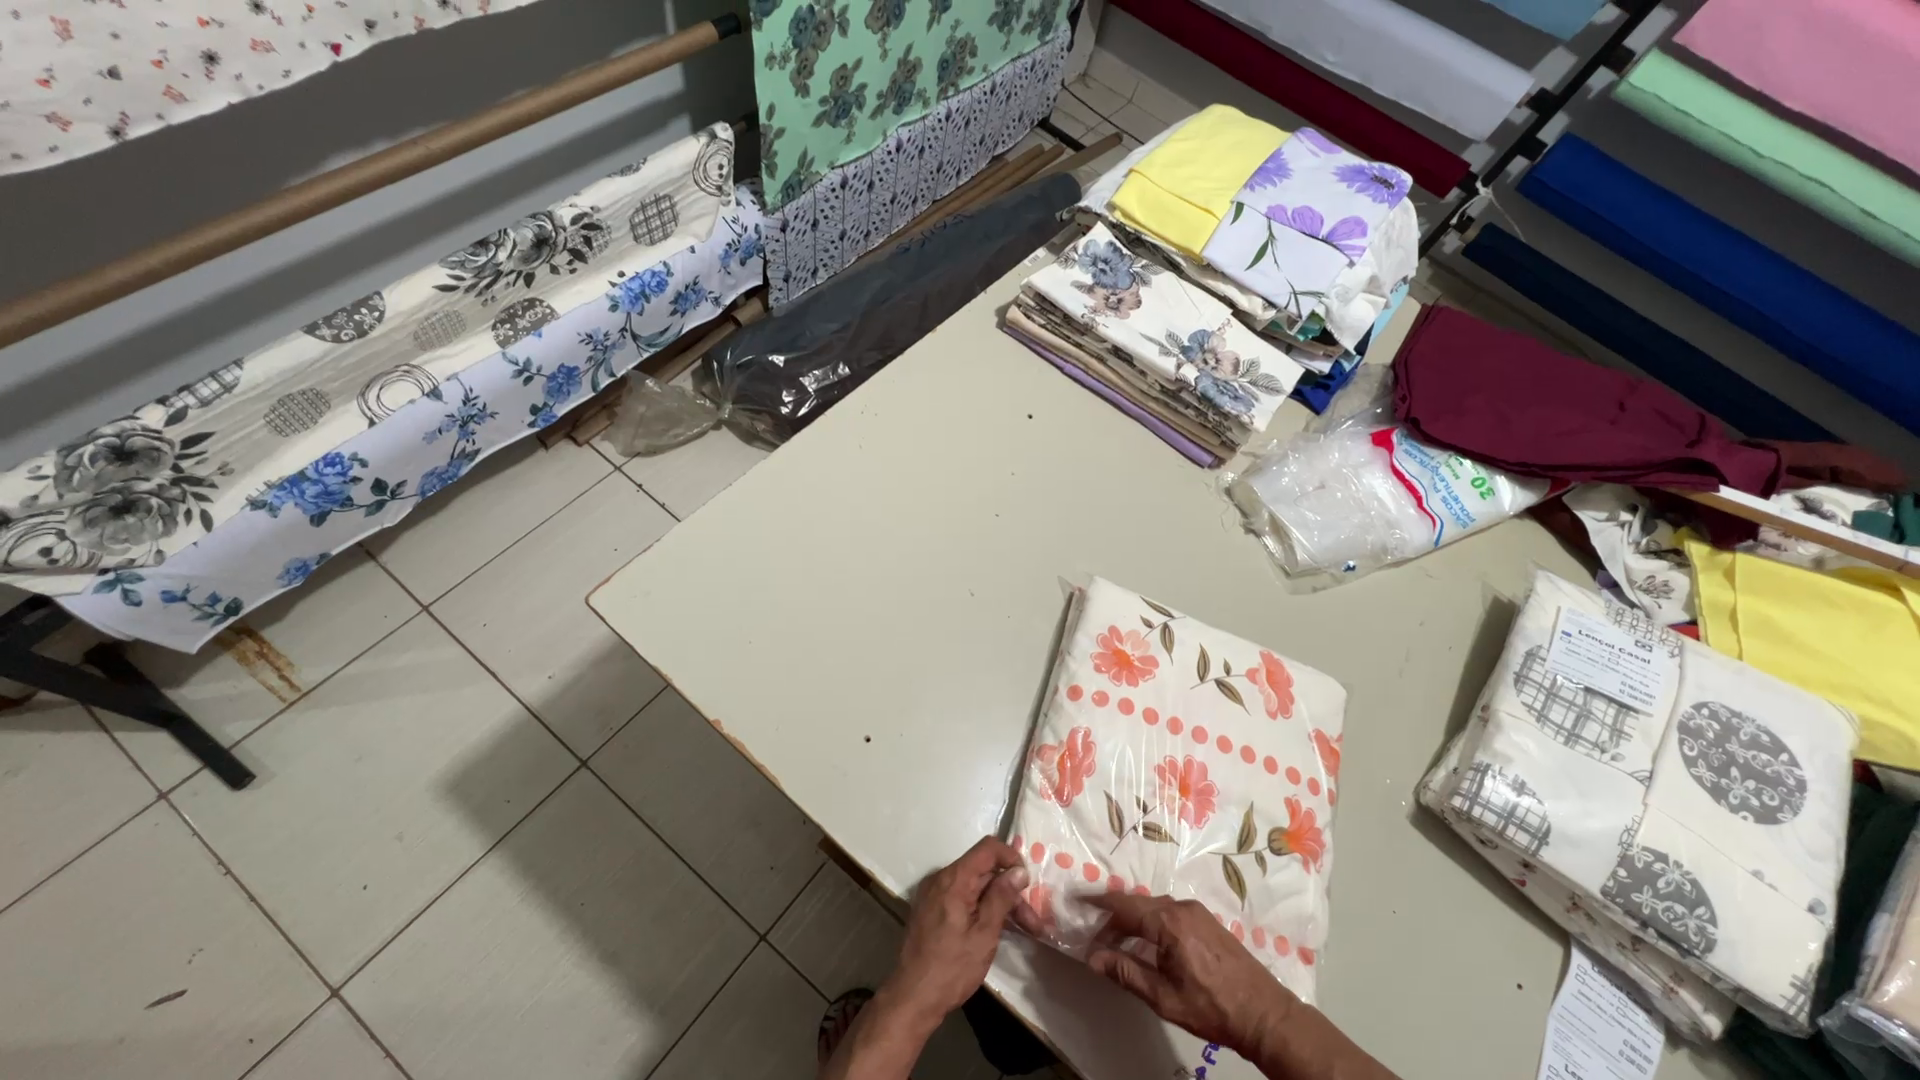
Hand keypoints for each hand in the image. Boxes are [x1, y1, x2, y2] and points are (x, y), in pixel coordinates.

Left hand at [882, 836, 1033, 1026]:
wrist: (912, 998)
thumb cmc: (952, 968)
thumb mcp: (984, 934)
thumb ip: (1001, 898)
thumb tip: (1018, 870)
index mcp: (953, 880)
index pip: (987, 848)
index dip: (1011, 858)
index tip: (1027, 883)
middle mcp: (940, 879)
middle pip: (983, 871)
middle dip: (1010, 891)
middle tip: (1034, 922)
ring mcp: (934, 894)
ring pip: (975, 886)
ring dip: (999, 903)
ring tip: (1025, 929)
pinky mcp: (931, 910)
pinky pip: (962, 898)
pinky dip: (982, 908)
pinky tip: (999, 929)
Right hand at [1085, 894, 1397, 1079]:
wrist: (1265, 1014)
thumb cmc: (1212, 1008)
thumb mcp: (1163, 997)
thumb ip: (1127, 973)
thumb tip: (1094, 957)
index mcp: (1169, 923)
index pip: (1123, 905)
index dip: (1097, 904)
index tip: (1076, 900)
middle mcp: (1182, 908)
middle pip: (1138, 903)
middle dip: (1113, 917)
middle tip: (1094, 935)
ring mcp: (1197, 912)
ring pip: (1154, 907)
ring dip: (1133, 920)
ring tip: (1116, 942)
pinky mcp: (1207, 921)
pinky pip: (1169, 912)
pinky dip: (1151, 921)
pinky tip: (1146, 941)